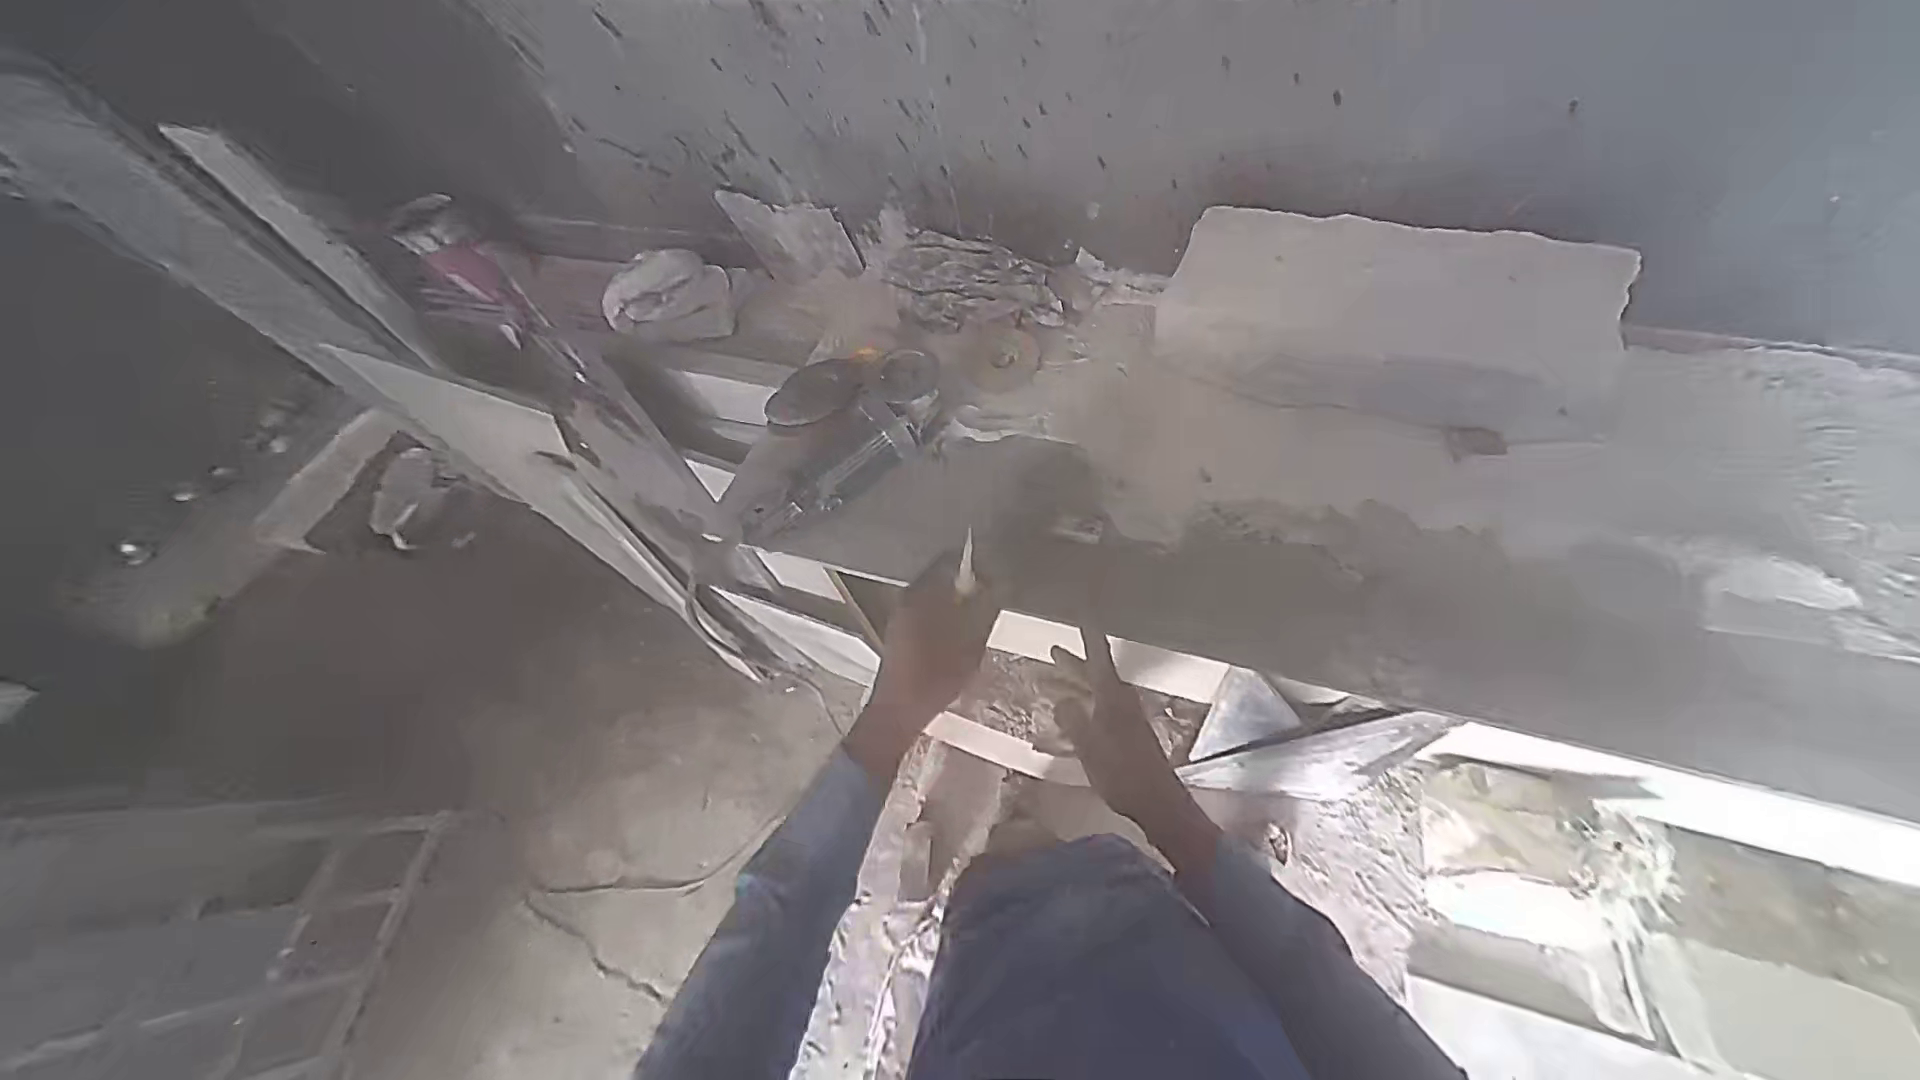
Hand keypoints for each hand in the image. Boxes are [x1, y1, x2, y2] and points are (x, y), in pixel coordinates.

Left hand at [845, 548, 999, 777]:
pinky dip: (942, 610)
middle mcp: (906, 596)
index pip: (949, 559)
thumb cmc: (935, 677)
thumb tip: (996, 583)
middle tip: (990, 593)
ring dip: (955, 597)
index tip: (993, 572)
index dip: (974, 562)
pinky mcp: (898, 629)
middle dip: (966, 581)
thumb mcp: (971, 643)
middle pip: (940, 574)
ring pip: (932, 592)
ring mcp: (899, 613)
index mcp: (921, 594)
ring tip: (977, 611)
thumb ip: (984, 608)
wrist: (898, 711)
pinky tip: (957, 628)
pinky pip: (925, 607)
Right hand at [1047, 626, 1220, 878]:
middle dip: (1070, 666)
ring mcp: (1121, 722)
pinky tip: (1049, 741)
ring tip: (1043, 688)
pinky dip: (1072, 726)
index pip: (1098, 656)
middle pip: (1091, 675)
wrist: (1157, 803)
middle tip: (1051, 651)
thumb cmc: (1122, 771)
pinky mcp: (1121, 741)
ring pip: (1089, 699)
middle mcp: (1118, 703)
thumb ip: (1072, 718)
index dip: (1088, 635)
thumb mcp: (1089, 743)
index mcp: (1112, 696)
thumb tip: (1062, 700)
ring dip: (1067, 693)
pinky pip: (1091, 723)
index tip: (1082, 614)